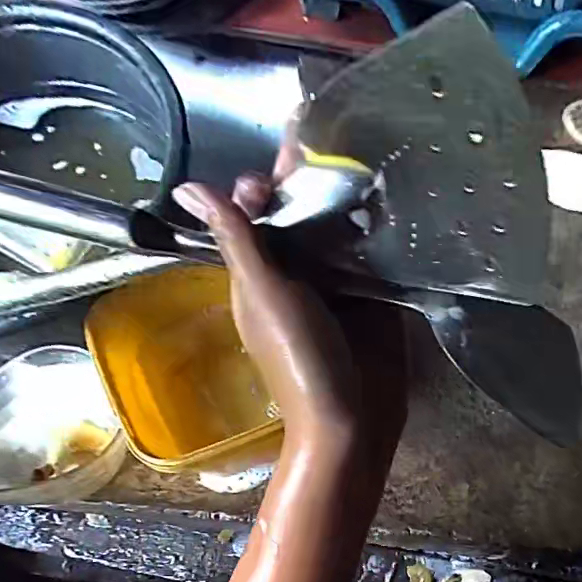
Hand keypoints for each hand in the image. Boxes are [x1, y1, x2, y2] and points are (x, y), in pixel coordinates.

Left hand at [170, 177, 394, 449]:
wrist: (351, 420)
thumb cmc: (300, 361)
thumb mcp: (264, 295)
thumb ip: (237, 240)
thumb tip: (187, 186)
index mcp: (260, 274)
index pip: (257, 215)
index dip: (267, 187)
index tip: (289, 167)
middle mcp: (298, 278)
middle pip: (302, 220)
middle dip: (314, 188)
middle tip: (337, 160)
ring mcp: (338, 291)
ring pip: (340, 236)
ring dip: (351, 207)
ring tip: (370, 170)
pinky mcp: (373, 304)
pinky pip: (373, 261)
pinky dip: (380, 237)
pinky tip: (394, 209)